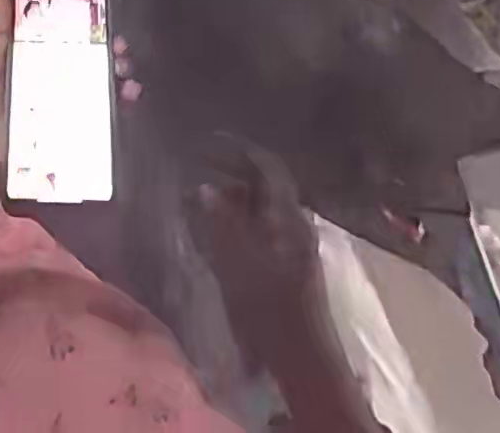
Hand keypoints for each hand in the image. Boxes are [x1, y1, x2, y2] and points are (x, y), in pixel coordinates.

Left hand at [0, 0, 135, 177]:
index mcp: (40, 56)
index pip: (69, 35)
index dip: (88, 24)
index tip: (102, 18)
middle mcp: (59, 74)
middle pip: (92, 55)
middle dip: (111, 48)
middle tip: (119, 47)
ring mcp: (71, 99)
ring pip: (105, 78)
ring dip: (120, 70)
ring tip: (125, 71)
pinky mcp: (80, 123)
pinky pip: (107, 108)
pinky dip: (123, 99)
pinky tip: (128, 94)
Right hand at [188, 138, 324, 328]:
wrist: (302, 361)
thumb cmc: (269, 305)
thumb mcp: (236, 259)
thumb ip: (220, 218)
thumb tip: (205, 187)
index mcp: (288, 217)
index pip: (266, 168)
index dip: (238, 149)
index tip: (209, 138)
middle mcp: (295, 225)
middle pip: (261, 187)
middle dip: (228, 176)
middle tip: (197, 171)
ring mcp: (293, 245)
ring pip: (259, 209)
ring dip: (231, 201)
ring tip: (199, 200)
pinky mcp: (287, 264)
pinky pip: (258, 228)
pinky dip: (236, 222)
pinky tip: (215, 230)